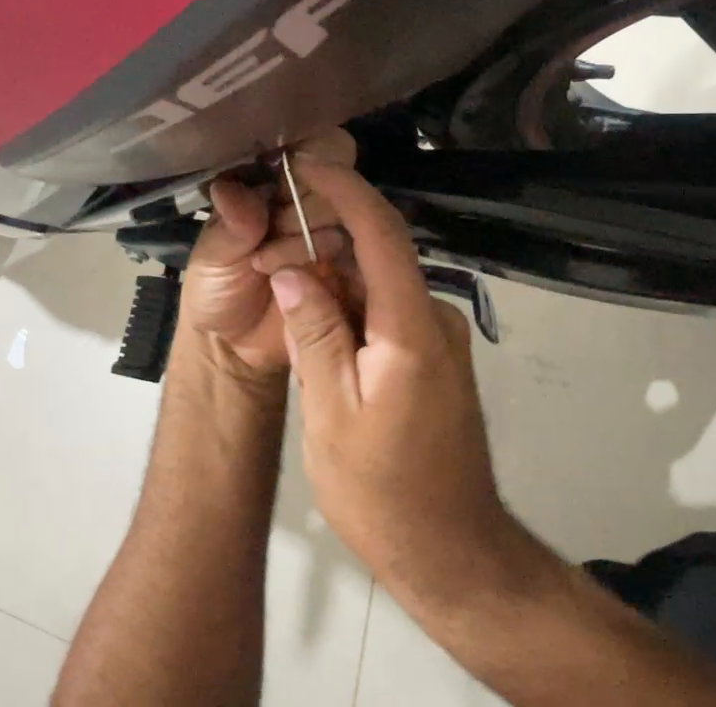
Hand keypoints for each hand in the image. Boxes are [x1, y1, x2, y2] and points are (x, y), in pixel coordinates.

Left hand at [176, 129, 356, 388]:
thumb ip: (227, 228)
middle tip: (268, 241)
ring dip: (312, 242)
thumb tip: (232, 191)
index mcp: (271, 183)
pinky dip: (334, 267)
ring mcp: (333, 233)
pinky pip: (363, 254)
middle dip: (302, 209)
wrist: (236, 351)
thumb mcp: (210, 260)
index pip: (308, 146)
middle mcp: (308, 200)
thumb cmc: (216, 293)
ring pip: (349, 215)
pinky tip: (306, 284)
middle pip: (337, 175)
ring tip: (272, 269)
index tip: (283, 184)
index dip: (305, 157)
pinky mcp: (351, 269)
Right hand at [267, 159, 525, 605]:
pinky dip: (350, 314)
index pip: (382, 234)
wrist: (451, 550)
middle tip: (265, 258)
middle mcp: (435, 321)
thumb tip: (292, 271)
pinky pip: (388, 318)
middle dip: (322, 248)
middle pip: (377, 260)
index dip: (345, 192)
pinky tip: (315, 334)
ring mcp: (441, 341)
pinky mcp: (436, 362)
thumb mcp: (331, 413)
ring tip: (281, 299)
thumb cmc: (383, 491)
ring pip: (378, 291)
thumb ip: (314, 333)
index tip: (306, 164)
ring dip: (332, 286)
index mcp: (412, 327)